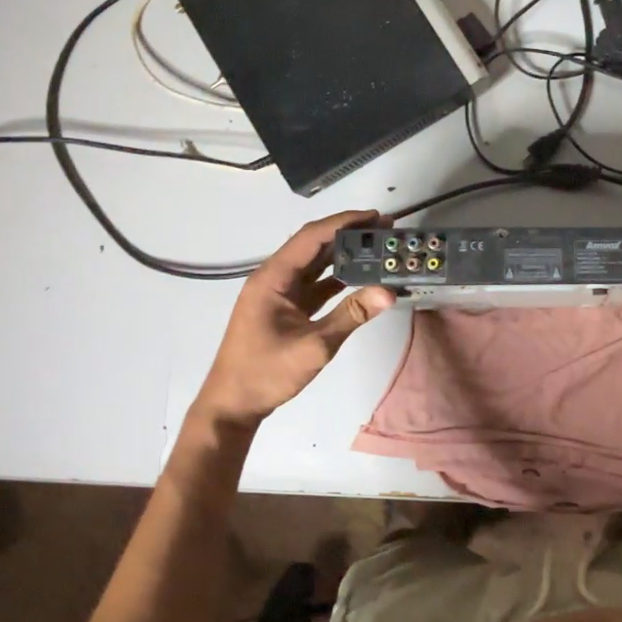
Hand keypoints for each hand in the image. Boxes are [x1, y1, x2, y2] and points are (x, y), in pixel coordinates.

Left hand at [191, 210, 395, 430]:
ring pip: (315, 264)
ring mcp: (278, 294)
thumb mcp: (314, 346)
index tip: (375, 216)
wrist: (233, 404)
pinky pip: (314, 284)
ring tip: (378, 247)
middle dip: (348, 235)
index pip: (311, 238)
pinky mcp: (285, 309)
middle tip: (384, 230)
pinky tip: (361, 277)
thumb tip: (388, 291)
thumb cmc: (267, 372)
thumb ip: (351, 315)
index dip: (344, 223)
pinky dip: (337, 278)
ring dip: (344, 255)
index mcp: (273, 278)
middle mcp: (273, 279)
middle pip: (314, 246)